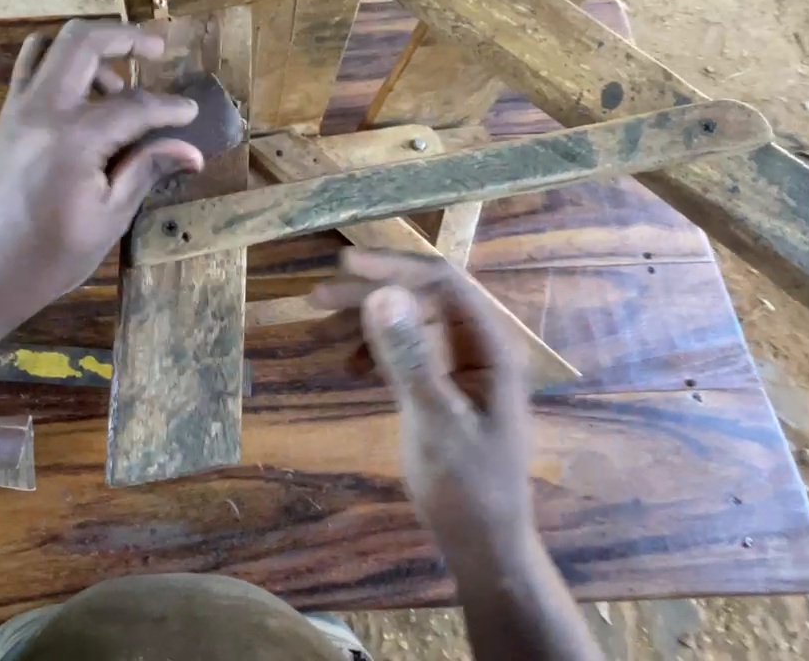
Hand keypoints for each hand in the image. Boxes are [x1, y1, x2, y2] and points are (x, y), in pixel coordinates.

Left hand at [0, 20, 203, 348]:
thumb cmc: (44, 259)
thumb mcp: (106, 220)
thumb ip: (145, 172)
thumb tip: (192, 151)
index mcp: (73, 137)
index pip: (134, 105)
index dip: (169, 108)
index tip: (192, 112)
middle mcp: (41, 109)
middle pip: (84, 41)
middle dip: (126, 36)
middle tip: (157, 49)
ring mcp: (15, 111)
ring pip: (50, 47)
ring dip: (89, 52)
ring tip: (117, 87)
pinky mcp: (2, 122)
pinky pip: (31, 71)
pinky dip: (61, 67)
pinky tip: (82, 102)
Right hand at [310, 250, 536, 569]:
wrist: (482, 544)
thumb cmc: (468, 485)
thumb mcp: (435, 419)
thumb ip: (410, 356)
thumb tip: (380, 295)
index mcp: (490, 346)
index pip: (443, 283)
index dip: (395, 266)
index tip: (346, 264)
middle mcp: (475, 347)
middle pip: (420, 297)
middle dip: (371, 291)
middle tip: (318, 295)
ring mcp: (458, 366)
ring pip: (407, 321)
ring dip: (366, 319)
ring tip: (321, 324)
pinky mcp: (440, 386)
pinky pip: (403, 350)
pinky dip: (374, 350)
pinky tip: (350, 365)